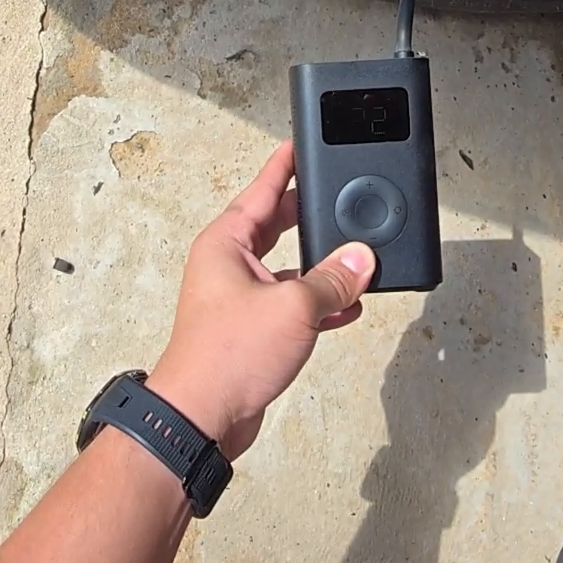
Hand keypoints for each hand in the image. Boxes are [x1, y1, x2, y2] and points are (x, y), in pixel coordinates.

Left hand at [147, 140, 374, 459]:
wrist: (202, 417)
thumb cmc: (227, 355)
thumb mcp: (293, 307)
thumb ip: (332, 280)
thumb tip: (360, 260)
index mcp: (226, 243)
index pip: (261, 190)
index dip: (284, 165)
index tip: (299, 144)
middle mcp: (228, 264)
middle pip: (274, 225)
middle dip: (307, 214)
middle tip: (334, 194)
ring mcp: (238, 297)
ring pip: (285, 267)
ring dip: (318, 266)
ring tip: (353, 256)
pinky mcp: (250, 328)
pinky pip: (289, 303)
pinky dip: (316, 302)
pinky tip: (346, 306)